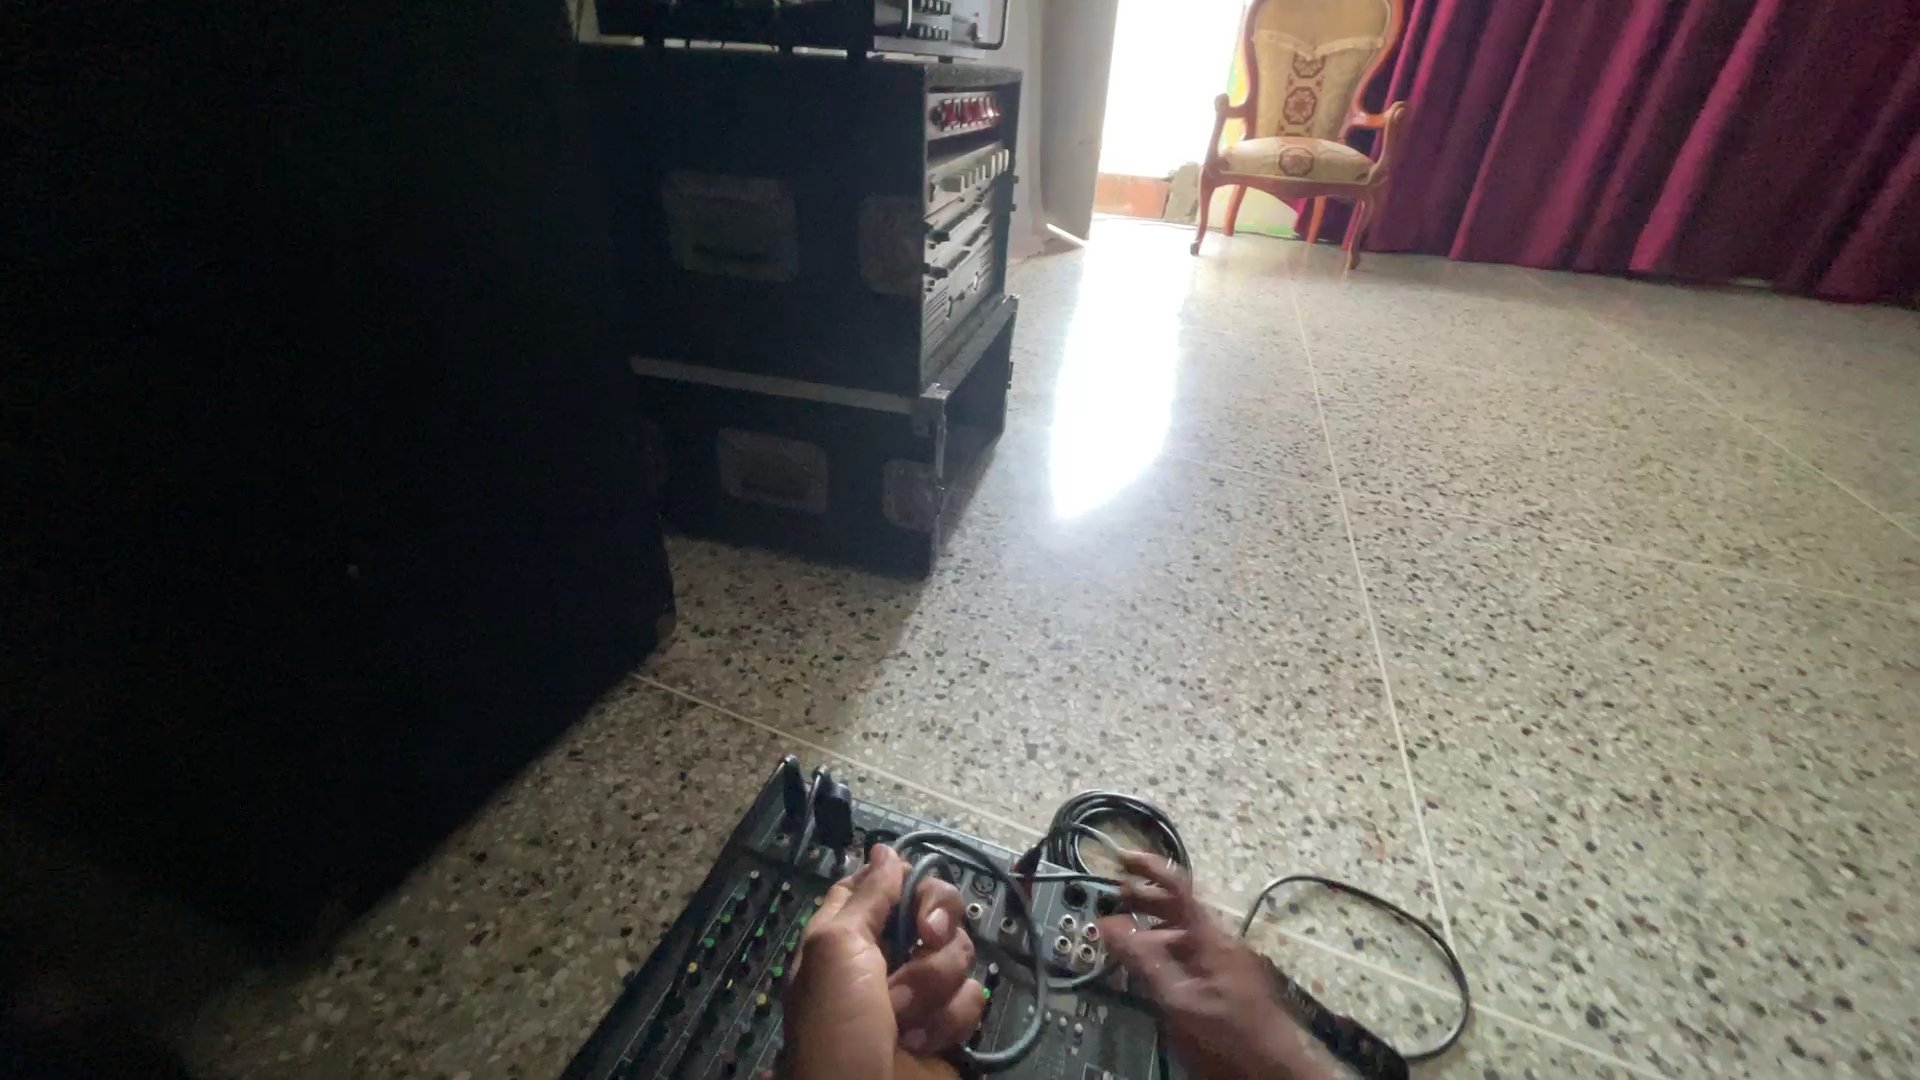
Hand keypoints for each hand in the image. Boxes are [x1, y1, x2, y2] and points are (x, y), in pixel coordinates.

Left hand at [780, 845, 984, 1079]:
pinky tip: (920, 1043)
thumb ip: (866, 895)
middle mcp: (886, 954)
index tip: (909, 886)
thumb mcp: (835, 950)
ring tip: (901, 1020)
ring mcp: (919, 990)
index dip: (903, 879)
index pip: (886, 881)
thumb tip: (884, 849)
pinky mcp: (947, 1025)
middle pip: (933, 907)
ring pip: (956, 951)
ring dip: (930, 986)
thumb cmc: (837, 1029)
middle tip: (925, 940)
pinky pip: (970, 996)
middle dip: (935, 923)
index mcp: (850, 932)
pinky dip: (947, 1021)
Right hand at [1094, 852, 1331, 1079]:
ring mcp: (1225, 963)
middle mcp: (1219, 941)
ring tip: (1123, 937)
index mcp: (1211, 936)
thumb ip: (1142, 960)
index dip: (1149, 866)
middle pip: (1178, 907)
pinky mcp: (1226, 984)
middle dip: (1144, 899)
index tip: (1122, 858)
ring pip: (1182, 933)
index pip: (1178, 884)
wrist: (1277, 1078)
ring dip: (1151, 929)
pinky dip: (1165, 953)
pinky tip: (1148, 970)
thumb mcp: (1178, 1000)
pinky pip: (1190, 955)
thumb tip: (1108, 923)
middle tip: (1114, 899)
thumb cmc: (1229, 1038)